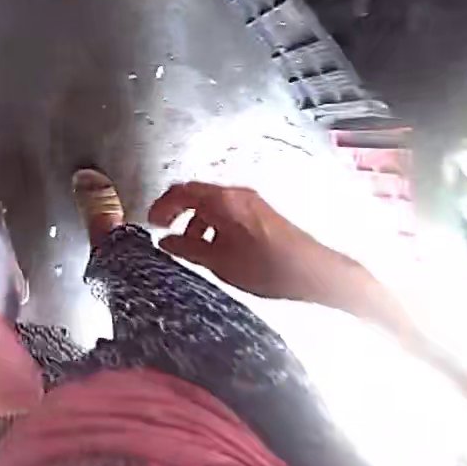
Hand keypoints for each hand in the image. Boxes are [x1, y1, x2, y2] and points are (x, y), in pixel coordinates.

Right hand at [148, 182, 396, 322]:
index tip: (152, 221)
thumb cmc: (268, 267)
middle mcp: (235, 194)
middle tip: (164, 227)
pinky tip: (214, 244)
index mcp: (222, 201)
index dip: (161, 206)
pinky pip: (227, 208)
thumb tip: (166, 243)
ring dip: (195, 218)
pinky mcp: (260, 211)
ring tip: (190, 244)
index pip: (180, 192)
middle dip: (176, 209)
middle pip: (195, 193)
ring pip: (211, 202)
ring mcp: (250, 200)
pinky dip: (212, 220)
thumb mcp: (219, 262)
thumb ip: (187, 249)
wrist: (314, 272)